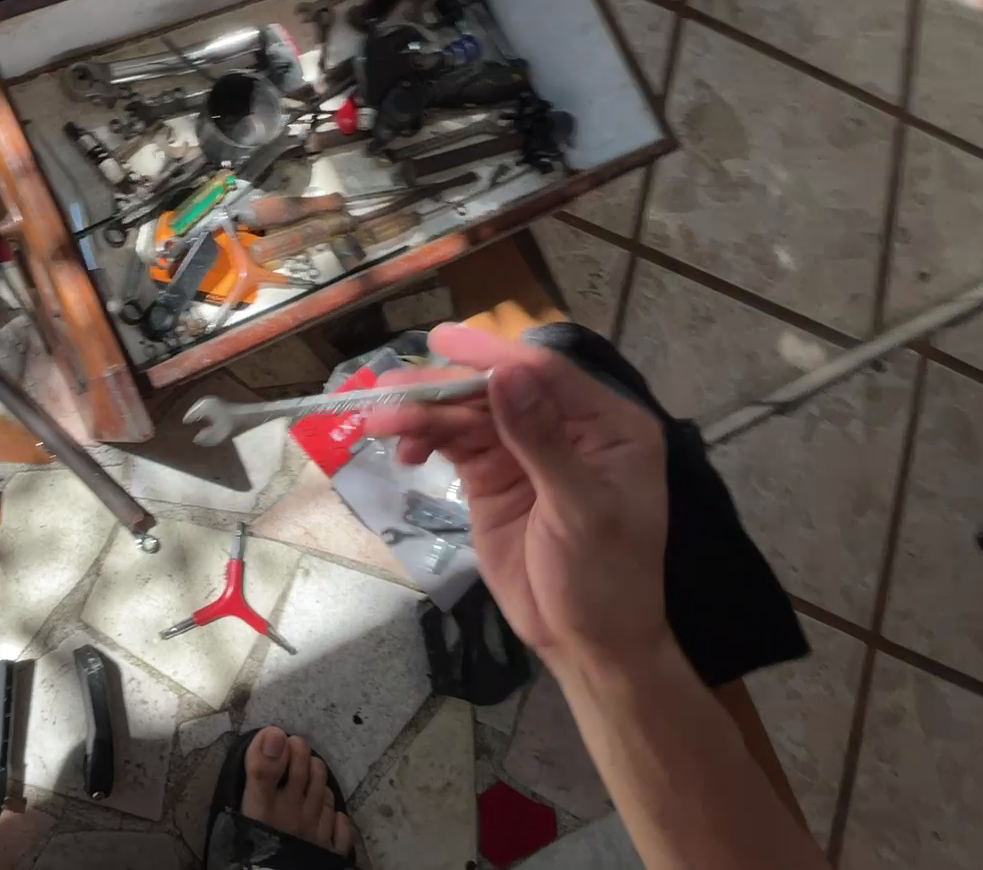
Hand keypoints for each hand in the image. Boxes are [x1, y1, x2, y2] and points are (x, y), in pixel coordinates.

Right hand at [364, 323, 671, 672]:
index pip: (542, 374)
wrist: (582, 641)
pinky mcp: (489, 472)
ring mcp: (520, 449)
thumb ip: (540, 441)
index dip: (489, 354)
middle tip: (385, 393)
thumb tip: (504, 375)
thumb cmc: (603, 578)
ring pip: (462, 414)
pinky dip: (422, 441)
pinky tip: (404, 454)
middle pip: (491, 390)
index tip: (439, 341)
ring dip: (419, 416)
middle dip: (438, 390)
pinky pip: (449, 441)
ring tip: (377, 425)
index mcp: (605, 426)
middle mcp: (562, 426)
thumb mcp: (580, 511)